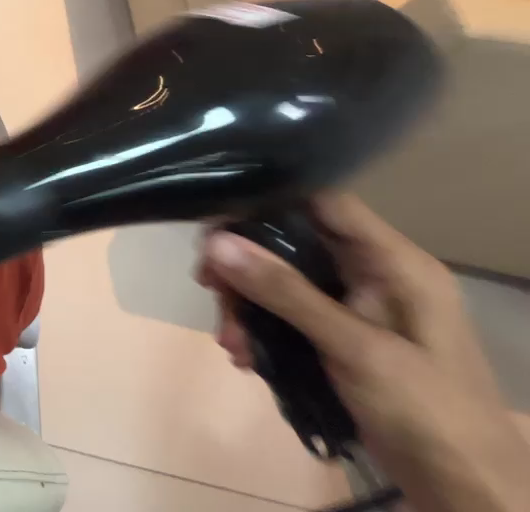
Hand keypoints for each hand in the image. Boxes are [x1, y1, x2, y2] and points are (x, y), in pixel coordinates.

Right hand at [198, 194, 529, 511]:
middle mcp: (377, 274)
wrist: (472, 495)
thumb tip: (214, 240)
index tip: (213, 220)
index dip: (267, 198)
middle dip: (242, 264)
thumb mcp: (355, 350)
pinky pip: (285, 312)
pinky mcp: (343, 335)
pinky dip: (260, 328)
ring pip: (279, 278)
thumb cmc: (428, 413)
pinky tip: (246, 355)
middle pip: (289, 240)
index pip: (323, 201)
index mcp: (397, 264)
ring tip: (232, 342)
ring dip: (246, 305)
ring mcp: (360, 306)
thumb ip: (285, 292)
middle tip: (209, 288)